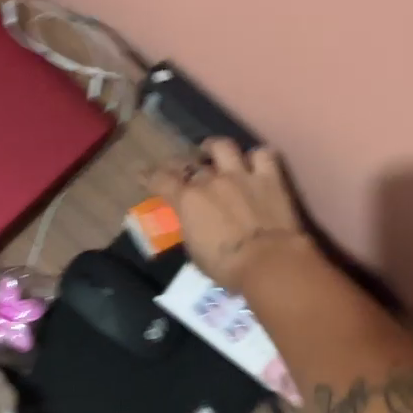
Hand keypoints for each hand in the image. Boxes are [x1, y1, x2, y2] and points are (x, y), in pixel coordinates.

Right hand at [147, 138, 312, 291]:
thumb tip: (195, 223)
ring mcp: (241, 175)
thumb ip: (192, 228)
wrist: (268, 261)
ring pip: (223, 146)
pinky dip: (257, 157)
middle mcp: (210, 180)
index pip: (160, 180)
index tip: (143, 175)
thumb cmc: (226, 266)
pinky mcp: (269, 177)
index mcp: (187, 200)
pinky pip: (263, 154)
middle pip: (190, 163)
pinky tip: (254, 163)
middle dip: (182, 165)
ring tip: (213, 152)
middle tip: (182, 170)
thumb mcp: (196, 251)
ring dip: (215, 148)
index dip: (149, 176)